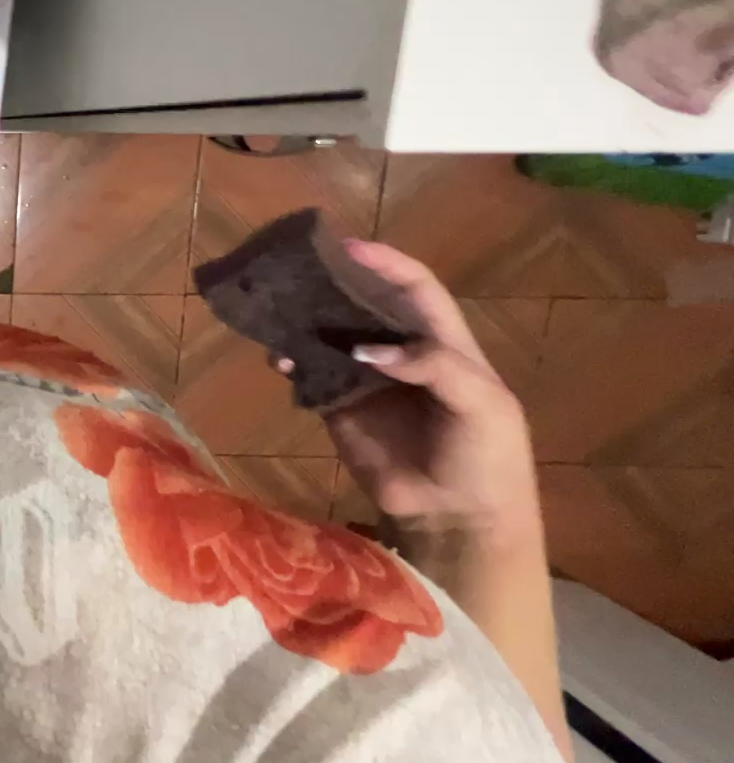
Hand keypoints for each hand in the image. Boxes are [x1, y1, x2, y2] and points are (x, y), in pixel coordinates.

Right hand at [285, 241, 542, 549]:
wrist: (455, 515)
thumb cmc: (484, 456)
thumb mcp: (481, 405)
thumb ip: (433, 366)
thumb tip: (362, 349)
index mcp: (443, 344)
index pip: (415, 290)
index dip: (385, 264)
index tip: (346, 246)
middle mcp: (399, 354)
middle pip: (362, 306)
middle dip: (332, 285)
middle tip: (294, 270)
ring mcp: (364, 379)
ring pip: (327, 336)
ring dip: (302, 323)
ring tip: (278, 314)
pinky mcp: (336, 405)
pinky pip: (307, 374)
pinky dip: (289, 361)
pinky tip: (278, 359)